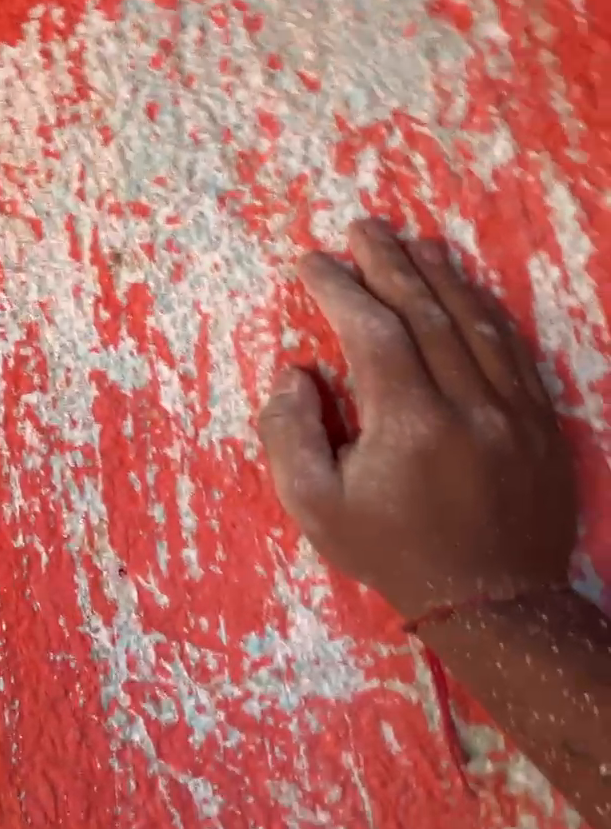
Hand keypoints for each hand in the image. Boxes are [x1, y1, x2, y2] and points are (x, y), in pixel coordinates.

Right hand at [258, 218, 576, 620]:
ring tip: (413, 242)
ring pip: (477, 326)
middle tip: (362, 227)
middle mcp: (471, 408)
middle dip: (390, 265)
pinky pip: (512, 352)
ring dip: (441, 277)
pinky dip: (483, 311)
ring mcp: (516, 414)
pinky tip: (464, 290)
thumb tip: (296, 371)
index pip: (373, 334)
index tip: (309, 261)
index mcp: (410, 425)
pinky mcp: (540, 424)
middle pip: (428, 316)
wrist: (494, 602)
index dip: (340, 289)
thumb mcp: (310, 500)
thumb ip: (288, 430)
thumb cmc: (384, 549)